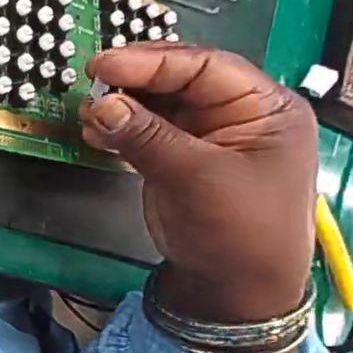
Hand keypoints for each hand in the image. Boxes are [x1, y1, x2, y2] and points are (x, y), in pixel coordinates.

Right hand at [79, 44, 317, 324]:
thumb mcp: (196, 178)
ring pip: (156, 104)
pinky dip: (118, 128)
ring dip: (121, 104)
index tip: (104, 64)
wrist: (231, 290)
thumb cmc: (237, 232)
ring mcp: (204, 136)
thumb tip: (101, 105)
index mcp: (264, 108)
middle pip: (179, 80)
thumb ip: (148, 137)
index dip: (153, 61)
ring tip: (88, 111)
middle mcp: (236, 114)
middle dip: (134, 80)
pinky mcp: (177, 158)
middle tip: (92, 79)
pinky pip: (144, 131)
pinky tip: (94, 131)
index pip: (205, 67)